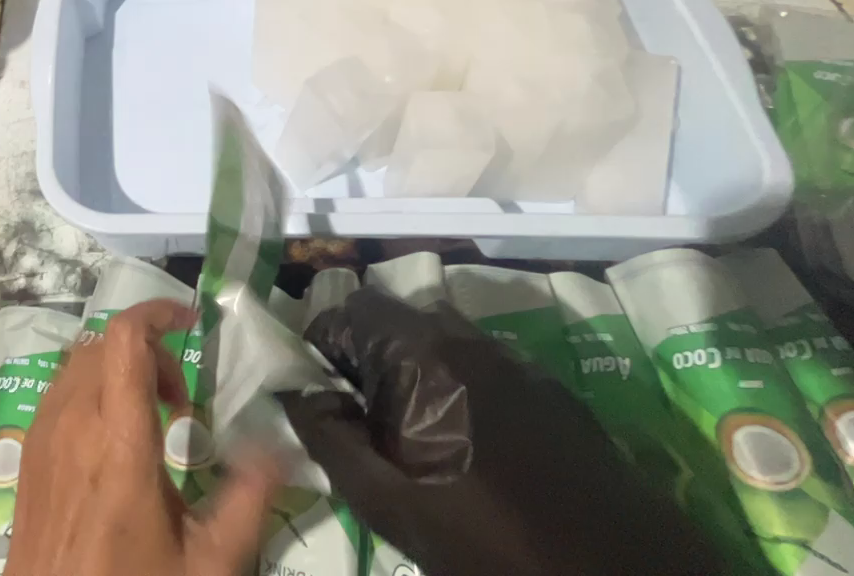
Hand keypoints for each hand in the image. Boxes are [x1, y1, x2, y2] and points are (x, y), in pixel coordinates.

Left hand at [4, 299, 279, 575]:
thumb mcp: (205, 562)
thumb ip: (247, 500)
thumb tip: (279, 448)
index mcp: (120, 440)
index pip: (126, 338)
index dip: (158, 312)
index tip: (193, 322)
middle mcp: (75, 419)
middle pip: (108, 342)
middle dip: (151, 352)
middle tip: (181, 402)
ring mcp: (45, 429)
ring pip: (82, 360)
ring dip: (120, 369)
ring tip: (151, 419)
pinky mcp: (29, 445)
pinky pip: (61, 387)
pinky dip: (93, 387)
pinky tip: (112, 437)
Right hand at [279, 288, 726, 575]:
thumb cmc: (486, 542)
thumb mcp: (385, 501)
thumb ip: (328, 434)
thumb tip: (297, 389)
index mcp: (418, 355)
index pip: (346, 311)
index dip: (321, 345)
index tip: (321, 391)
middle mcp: (465, 337)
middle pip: (394, 318)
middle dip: (368, 353)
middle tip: (366, 414)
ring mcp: (517, 360)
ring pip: (442, 337)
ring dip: (416, 365)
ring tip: (418, 427)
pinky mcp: (555, 390)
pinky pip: (487, 363)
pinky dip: (462, 382)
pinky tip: (476, 440)